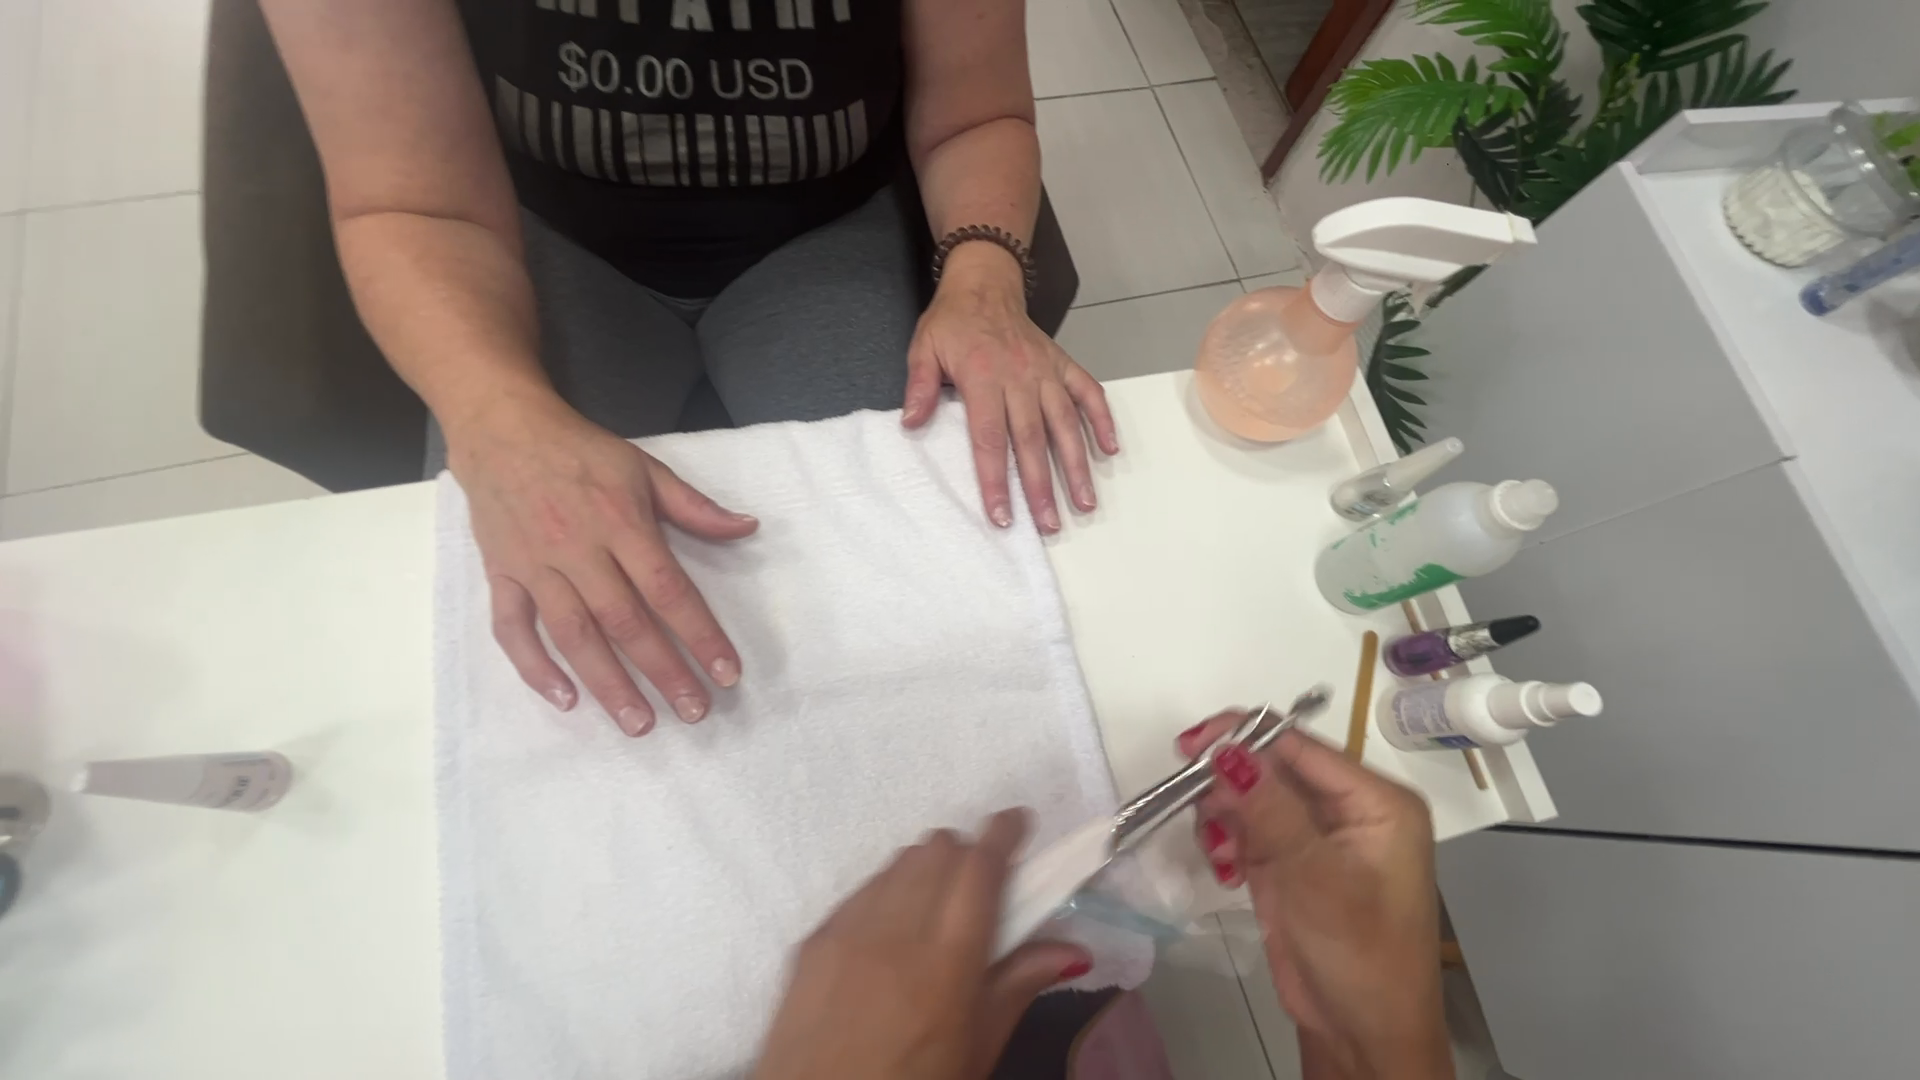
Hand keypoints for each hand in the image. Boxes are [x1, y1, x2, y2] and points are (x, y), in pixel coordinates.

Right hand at [446, 392, 758, 735]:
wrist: (501, 426)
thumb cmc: (584, 451)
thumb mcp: (647, 469)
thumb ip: (697, 507)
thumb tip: (749, 528)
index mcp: (623, 524)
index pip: (670, 591)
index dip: (700, 635)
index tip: (727, 673)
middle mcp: (579, 550)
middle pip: (626, 623)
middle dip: (663, 672)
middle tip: (694, 712)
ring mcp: (534, 566)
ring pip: (573, 636)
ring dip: (607, 684)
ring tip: (639, 724)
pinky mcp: (500, 574)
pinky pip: (512, 629)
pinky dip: (534, 668)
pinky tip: (565, 700)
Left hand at [754, 809, 1090, 1079]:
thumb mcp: (975, 1053)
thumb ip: (1018, 987)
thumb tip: (1072, 949)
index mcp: (946, 965)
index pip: (980, 870)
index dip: (1003, 833)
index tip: (1017, 819)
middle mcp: (895, 932)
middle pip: (939, 851)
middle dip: (966, 853)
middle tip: (979, 883)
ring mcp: (847, 930)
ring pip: (899, 861)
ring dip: (927, 867)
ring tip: (934, 904)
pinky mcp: (813, 938)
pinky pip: (862, 888)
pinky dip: (887, 890)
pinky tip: (891, 926)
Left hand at [901, 243, 1117, 534]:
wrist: (984, 283)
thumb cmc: (951, 323)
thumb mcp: (924, 348)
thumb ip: (919, 387)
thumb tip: (910, 425)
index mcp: (982, 378)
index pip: (989, 439)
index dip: (995, 480)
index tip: (1001, 516)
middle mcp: (1020, 378)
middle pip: (1032, 441)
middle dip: (1041, 487)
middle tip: (1049, 525)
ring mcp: (1046, 372)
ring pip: (1065, 425)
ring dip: (1076, 466)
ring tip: (1085, 503)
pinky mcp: (1064, 365)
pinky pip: (1088, 393)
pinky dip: (1102, 420)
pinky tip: (1110, 450)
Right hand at [1178, 717, 1451, 1079]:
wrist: (1360, 1037)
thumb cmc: (1358, 956)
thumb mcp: (1313, 876)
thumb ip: (1268, 806)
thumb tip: (1224, 748)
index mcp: (1374, 800)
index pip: (1298, 746)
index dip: (1243, 737)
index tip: (1190, 745)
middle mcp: (1346, 806)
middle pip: (1269, 765)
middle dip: (1228, 782)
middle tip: (1196, 803)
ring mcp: (1314, 832)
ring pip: (1249, 793)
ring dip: (1223, 814)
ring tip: (1219, 852)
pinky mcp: (1287, 856)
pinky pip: (1243, 824)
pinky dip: (1225, 838)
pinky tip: (1224, 867)